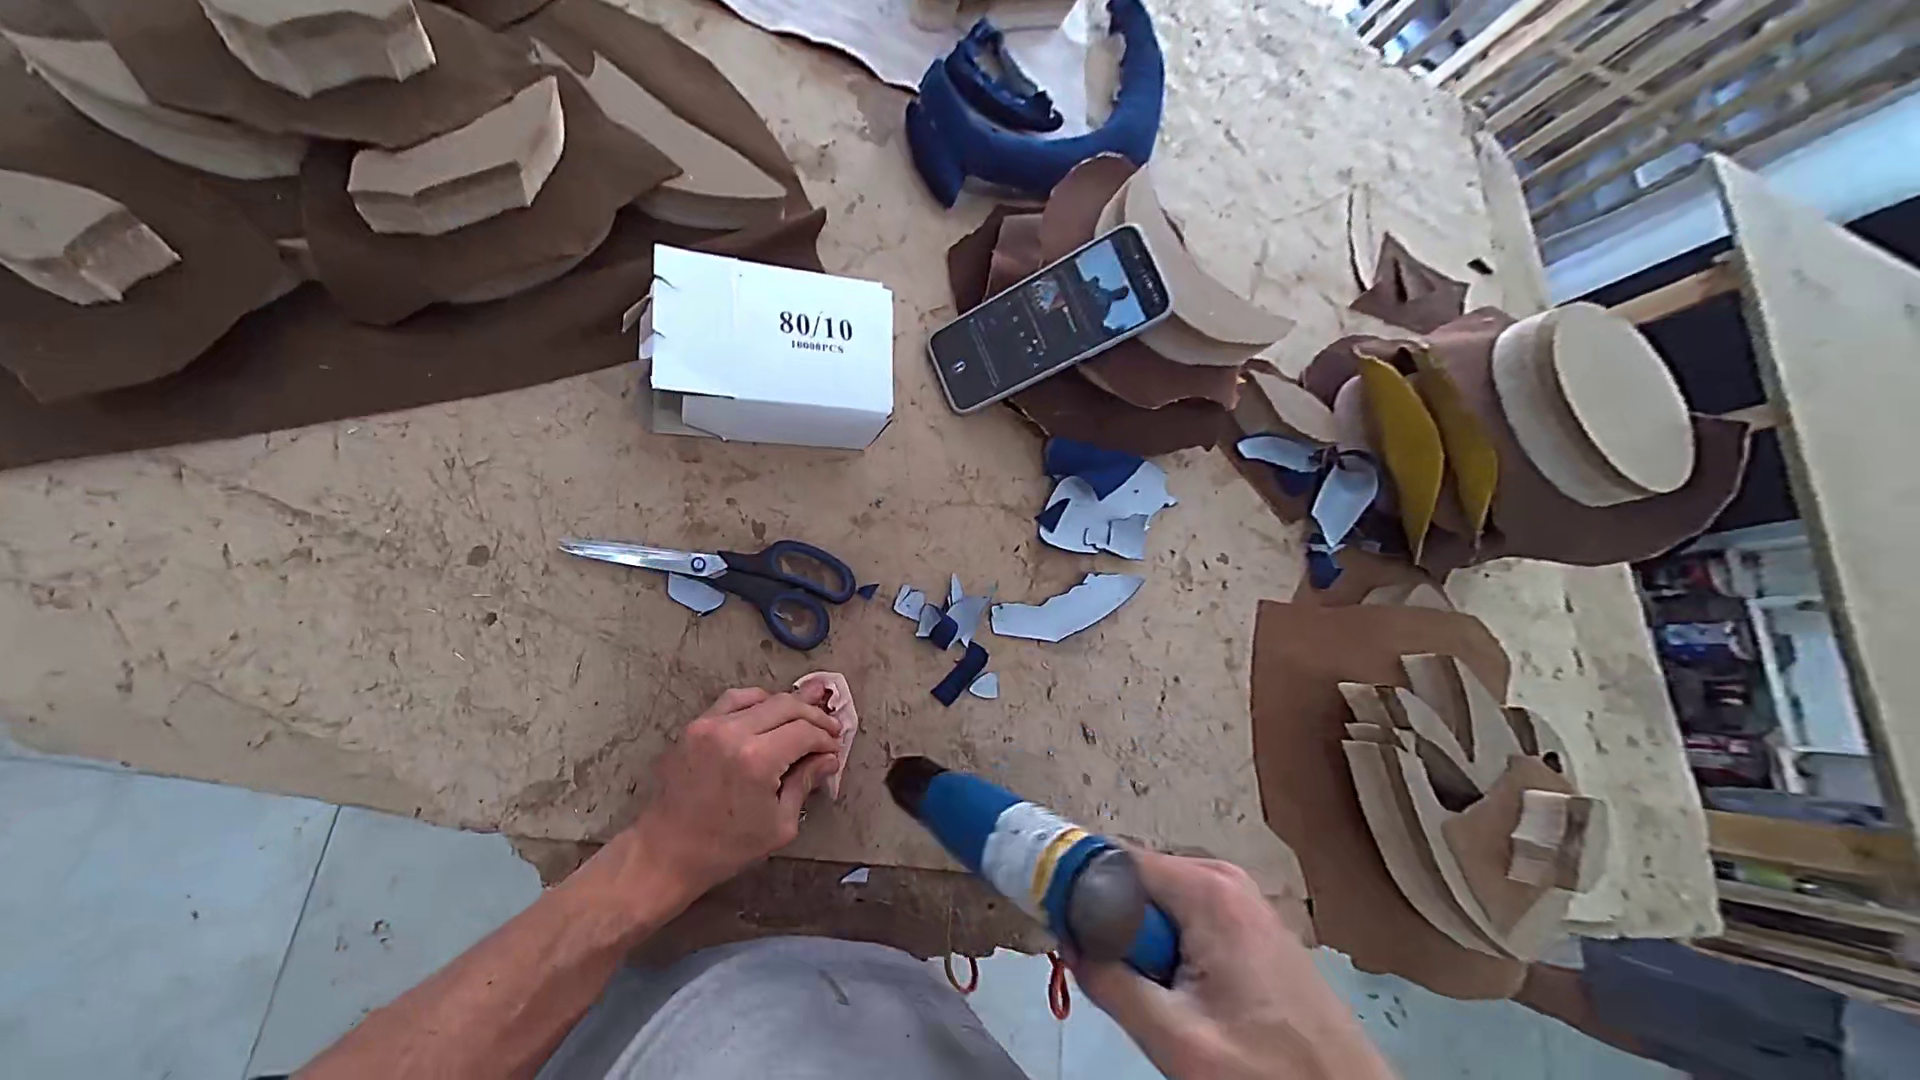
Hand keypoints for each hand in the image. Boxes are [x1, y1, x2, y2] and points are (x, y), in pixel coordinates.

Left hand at [628, 686, 842, 897]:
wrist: (665, 853)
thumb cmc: (725, 847)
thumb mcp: (779, 825)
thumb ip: (806, 783)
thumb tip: (828, 759)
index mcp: (758, 759)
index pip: (805, 732)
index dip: (825, 739)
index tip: (833, 750)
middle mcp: (734, 733)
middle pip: (788, 706)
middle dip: (814, 717)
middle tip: (828, 731)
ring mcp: (710, 725)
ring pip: (763, 697)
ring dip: (789, 706)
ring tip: (803, 719)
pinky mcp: (695, 726)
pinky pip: (734, 700)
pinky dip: (757, 701)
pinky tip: (769, 712)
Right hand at [1070, 851, 1395, 1079]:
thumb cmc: (1266, 1072)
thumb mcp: (1176, 1039)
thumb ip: (1111, 984)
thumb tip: (1066, 942)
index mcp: (1206, 888)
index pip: (1117, 859)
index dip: (1083, 888)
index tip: (1061, 923)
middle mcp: (1222, 875)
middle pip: (1137, 876)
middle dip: (1114, 918)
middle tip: (1112, 972)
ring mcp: (1239, 894)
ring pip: (1159, 897)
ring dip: (1141, 934)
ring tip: (1153, 988)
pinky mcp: (1248, 917)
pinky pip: (1186, 911)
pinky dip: (1169, 940)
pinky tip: (1182, 986)